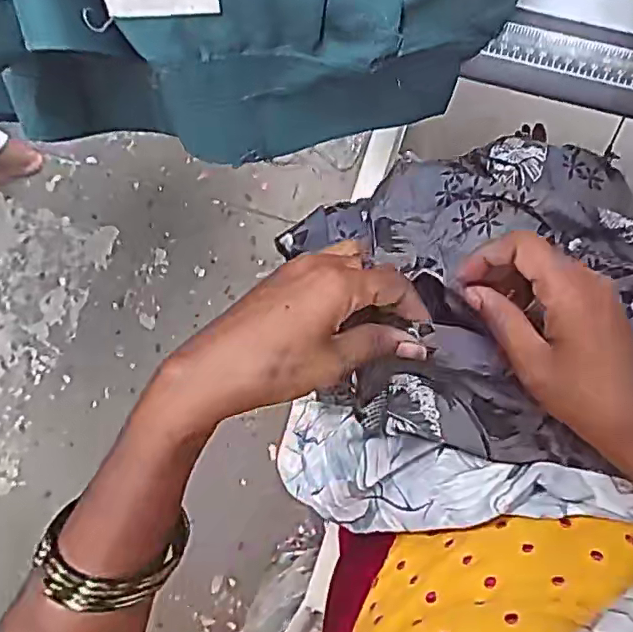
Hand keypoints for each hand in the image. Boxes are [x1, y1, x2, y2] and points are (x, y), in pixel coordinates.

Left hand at [146, 240, 429, 434]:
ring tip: (369, 321)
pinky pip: (323, 269)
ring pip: (347, 261)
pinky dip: (341, 285)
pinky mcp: (280, 280)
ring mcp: (296, 269)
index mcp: (337, 280)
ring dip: (365, 284)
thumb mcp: (333, 361)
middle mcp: (317, 265)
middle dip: (391, 292)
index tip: (419, 328)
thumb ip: (376, 344)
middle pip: (371, 264)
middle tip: (397, 325)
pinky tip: (338, 318)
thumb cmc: (265, 366)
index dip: (413, 306)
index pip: (393, 282)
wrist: (212, 370)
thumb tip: (406, 341)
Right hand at [456, 231, 632, 496]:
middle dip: (497, 268)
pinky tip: (521, 318)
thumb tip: (473, 292)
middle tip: (471, 297)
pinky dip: (536, 291)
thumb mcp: (531, 361)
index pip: (522, 244)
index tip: (464, 282)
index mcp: (570, 288)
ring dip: (515, 281)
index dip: (486, 255)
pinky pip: (564, 283)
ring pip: (548, 266)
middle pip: (535, 252)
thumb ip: (500, 318)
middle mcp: (588, 278)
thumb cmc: (580, 396)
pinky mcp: (603, 303)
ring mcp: (599, 289)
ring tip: (492, 310)